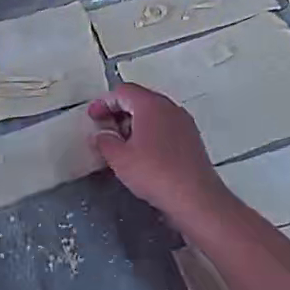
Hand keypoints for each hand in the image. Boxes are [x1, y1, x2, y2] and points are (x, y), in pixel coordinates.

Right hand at [88, 84, 231, 218]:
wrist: (195, 198)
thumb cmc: (155, 173)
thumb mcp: (118, 157)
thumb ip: (104, 141)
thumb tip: (101, 136)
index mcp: (151, 105)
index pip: (123, 91)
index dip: (104, 102)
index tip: (94, 117)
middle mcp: (170, 108)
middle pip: (139, 99)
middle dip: (118, 111)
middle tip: (105, 129)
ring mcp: (184, 123)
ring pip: (153, 113)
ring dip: (134, 123)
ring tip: (121, 143)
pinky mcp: (192, 139)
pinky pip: (165, 127)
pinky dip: (150, 132)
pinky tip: (142, 153)